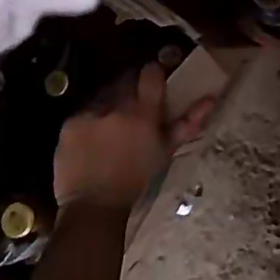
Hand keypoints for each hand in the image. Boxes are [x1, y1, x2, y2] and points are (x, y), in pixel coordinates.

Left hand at [53, 64, 212, 209]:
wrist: (94, 206)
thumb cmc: (136, 180)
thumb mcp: (165, 152)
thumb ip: (187, 123)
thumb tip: (210, 99)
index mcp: (142, 113)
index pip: (150, 73)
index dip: (153, 74)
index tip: (155, 82)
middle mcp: (115, 106)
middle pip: (125, 79)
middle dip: (131, 87)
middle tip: (134, 104)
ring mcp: (89, 113)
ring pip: (103, 94)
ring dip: (110, 102)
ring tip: (112, 124)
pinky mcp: (69, 123)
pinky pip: (84, 111)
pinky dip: (90, 118)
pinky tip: (93, 137)